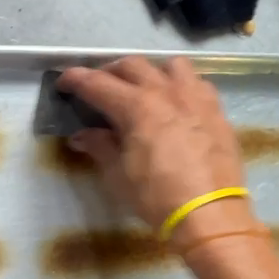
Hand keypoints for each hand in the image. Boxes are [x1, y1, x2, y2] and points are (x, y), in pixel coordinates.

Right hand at [57, 56, 256, 247]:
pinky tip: (177, 102)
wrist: (209, 213)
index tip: (63, 82)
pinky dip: (180, 85)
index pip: (97, 83)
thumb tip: (82, 136)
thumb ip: (99, 147)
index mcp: (136, 107)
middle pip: (132, 65)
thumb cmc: (156, 197)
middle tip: (98, 86)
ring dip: (150, 70)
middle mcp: (166, 92)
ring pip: (170, 65)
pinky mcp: (216, 111)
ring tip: (143, 87)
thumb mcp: (118, 175)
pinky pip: (197, 83)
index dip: (76, 79)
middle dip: (110, 71)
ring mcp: (195, 98)